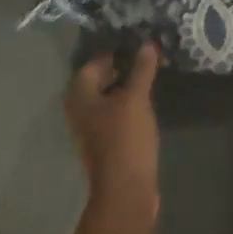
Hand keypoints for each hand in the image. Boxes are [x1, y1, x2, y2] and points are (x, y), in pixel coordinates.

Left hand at [64, 43, 162, 209]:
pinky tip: (147, 101)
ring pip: (109, 98)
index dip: (115, 52)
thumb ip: (142, 69)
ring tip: (151, 75)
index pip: (94, 63)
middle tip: (148, 56)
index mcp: (80, 95)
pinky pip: (115, 114)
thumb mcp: (136, 99)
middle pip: (100, 80)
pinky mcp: (105, 142)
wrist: (125, 190)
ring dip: (127, 86)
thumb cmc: (124, 138)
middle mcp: (80, 110)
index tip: (138, 43)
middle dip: (122, 67)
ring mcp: (92, 128)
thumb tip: (148, 43)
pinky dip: (129, 104)